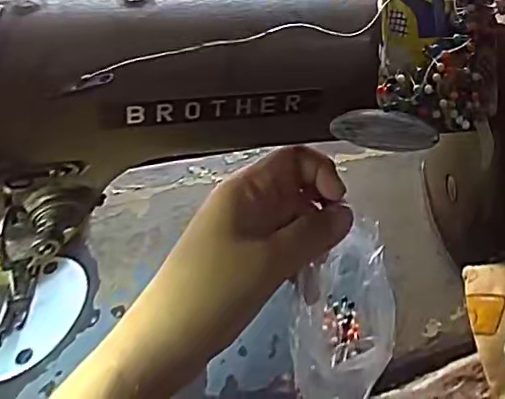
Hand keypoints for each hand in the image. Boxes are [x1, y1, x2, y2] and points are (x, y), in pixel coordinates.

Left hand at [180, 144, 354, 292]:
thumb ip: (312, 234)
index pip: (294, 158)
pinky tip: (300, 284)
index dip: (321, 172)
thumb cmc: (212, 292)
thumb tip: (346, 214)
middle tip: (331, 243)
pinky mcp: (239, 259)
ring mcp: (241, 231)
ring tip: (316, 273)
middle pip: (295, 188)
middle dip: (319, 211)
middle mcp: (245, 203)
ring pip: (289, 219)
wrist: (158, 347)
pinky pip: (278, 245)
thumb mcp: (269, 261)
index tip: (338, 203)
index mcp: (246, 189)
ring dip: (309, 240)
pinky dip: (294, 258)